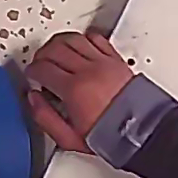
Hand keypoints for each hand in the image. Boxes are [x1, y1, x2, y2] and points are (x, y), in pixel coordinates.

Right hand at [25, 31, 134, 153]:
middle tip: (40, 63)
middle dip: (41, 55)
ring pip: (72, 39)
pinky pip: (95, 38)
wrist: (145, 134)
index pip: (42, 68)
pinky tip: (79, 47)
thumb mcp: (69, 138)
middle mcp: (88, 71)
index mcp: (74, 90)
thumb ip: (45, 118)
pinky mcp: (116, 59)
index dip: (32, 70)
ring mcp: (104, 63)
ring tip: (55, 51)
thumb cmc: (111, 137)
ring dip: (58, 43)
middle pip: (54, 49)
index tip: (32, 75)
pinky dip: (83, 39)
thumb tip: (33, 99)